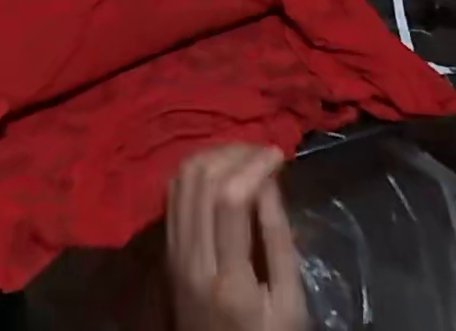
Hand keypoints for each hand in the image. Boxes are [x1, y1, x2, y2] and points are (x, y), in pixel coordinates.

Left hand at [167, 145, 307, 330]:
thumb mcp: (289, 303)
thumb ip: (279, 239)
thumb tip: (269, 180)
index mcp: (228, 280)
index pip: (229, 199)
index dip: (254, 164)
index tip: (278, 154)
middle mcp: (191, 260)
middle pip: (202, 180)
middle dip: (236, 152)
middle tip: (263, 153)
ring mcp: (173, 254)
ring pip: (183, 179)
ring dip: (215, 155)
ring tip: (244, 157)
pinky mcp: (166, 250)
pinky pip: (173, 193)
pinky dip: (196, 170)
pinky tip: (220, 171)